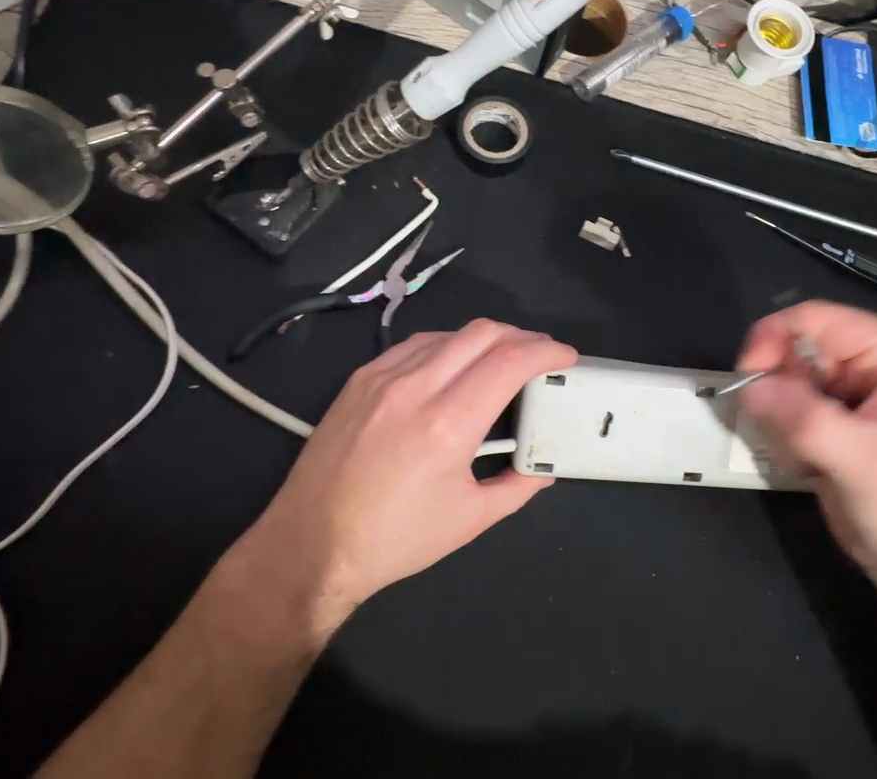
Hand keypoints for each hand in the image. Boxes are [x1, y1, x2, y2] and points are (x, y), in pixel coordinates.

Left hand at [224, 320, 574, 632]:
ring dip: (483, 339)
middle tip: (539, 357)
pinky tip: (452, 368)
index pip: (511, 360)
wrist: (311, 543)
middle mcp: (416, 386)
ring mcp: (382, 378)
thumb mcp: (469, 520)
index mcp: (449, 422)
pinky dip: (445, 347)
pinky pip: (414, 345)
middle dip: (522, 337)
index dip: (547, 350)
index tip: (565, 357)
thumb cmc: (395, 539)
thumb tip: (542, 468)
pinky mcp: (358, 380)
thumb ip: (516, 486)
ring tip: (499, 362)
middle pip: (483, 332)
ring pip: (447, 334)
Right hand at [737, 301, 876, 594]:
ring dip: (780, 419)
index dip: (773, 341)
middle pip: (794, 348)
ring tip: (806, 459)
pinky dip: (783, 436)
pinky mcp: (834, 424)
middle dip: (778, 390)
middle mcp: (872, 364)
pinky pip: (786, 410)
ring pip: (784, 381)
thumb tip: (747, 386)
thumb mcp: (861, 462)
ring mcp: (851, 394)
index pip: (815, 319)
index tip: (746, 382)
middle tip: (784, 435)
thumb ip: (803, 419)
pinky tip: (807, 468)